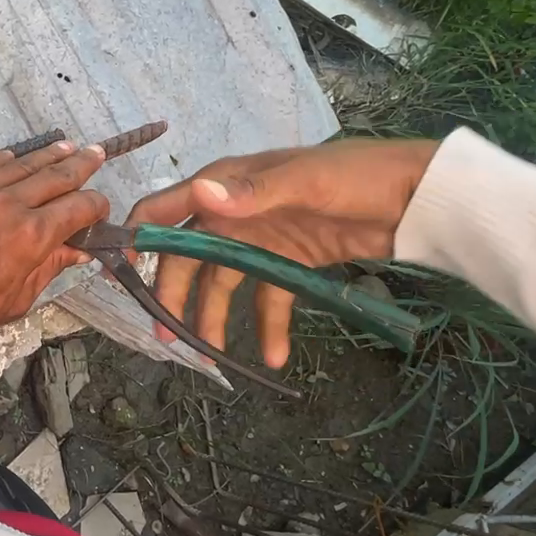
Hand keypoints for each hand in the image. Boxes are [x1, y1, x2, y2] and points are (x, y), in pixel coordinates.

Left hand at [0, 140, 109, 349]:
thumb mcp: (18, 298)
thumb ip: (51, 266)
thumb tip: (78, 250)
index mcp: (32, 236)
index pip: (79, 207)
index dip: (97, 206)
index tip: (100, 209)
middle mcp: (8, 204)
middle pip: (56, 175)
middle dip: (82, 165)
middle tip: (97, 153)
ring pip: (23, 164)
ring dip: (49, 155)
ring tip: (68, 147)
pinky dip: (8, 160)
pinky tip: (19, 157)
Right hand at [126, 138, 440, 367]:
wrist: (419, 195)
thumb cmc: (355, 177)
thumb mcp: (305, 180)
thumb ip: (253, 192)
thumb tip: (201, 196)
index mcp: (223, 186)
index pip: (165, 210)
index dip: (138, 238)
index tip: (117, 272)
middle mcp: (231, 213)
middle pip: (189, 257)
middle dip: (172, 293)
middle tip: (165, 334)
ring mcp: (259, 239)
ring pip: (223, 282)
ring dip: (213, 316)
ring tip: (211, 355)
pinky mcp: (289, 261)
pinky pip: (268, 298)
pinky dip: (268, 326)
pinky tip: (274, 358)